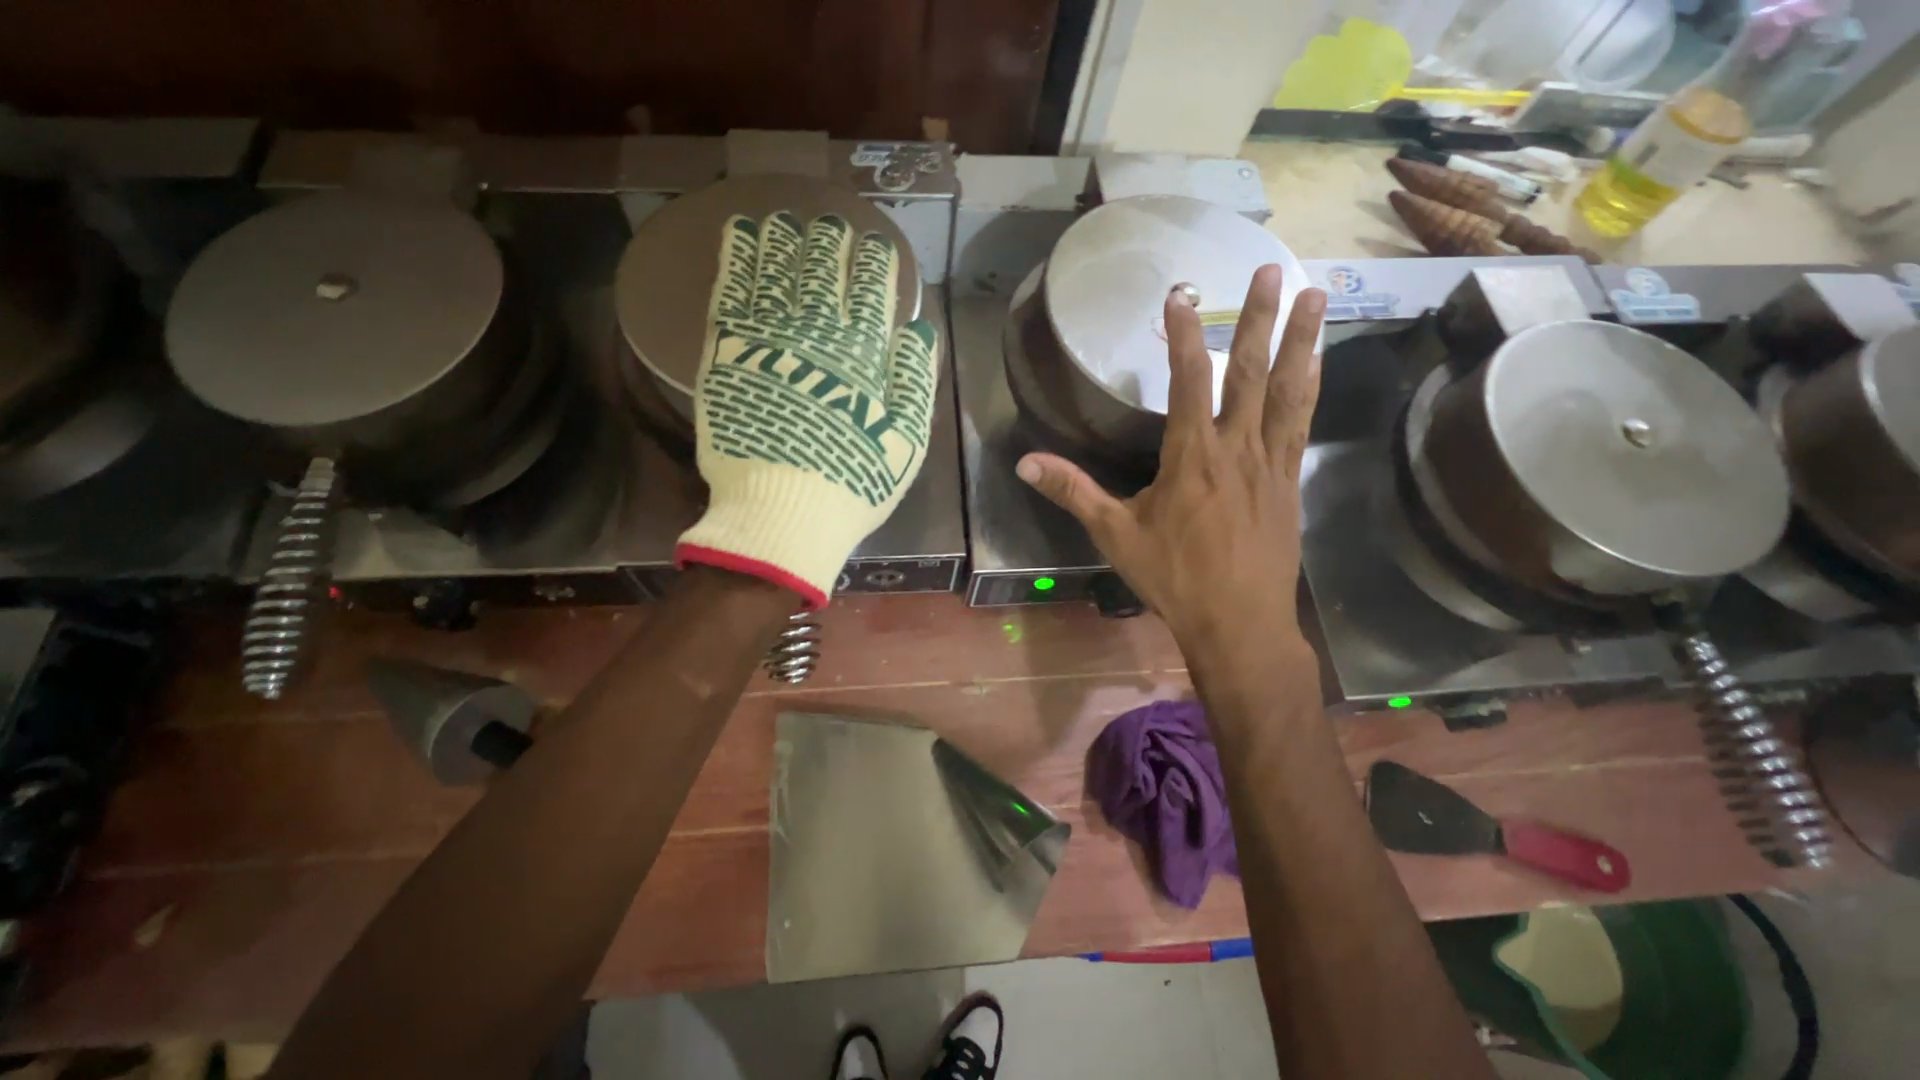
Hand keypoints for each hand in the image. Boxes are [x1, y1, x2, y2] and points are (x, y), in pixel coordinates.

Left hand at [677, 211, 938, 608]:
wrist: (783, 512)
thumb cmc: (850, 484)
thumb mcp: (906, 443)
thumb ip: (914, 383)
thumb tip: (916, 329)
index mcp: (864, 357)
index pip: (874, 296)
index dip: (876, 266)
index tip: (876, 243)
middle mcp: (818, 336)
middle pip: (824, 275)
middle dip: (829, 243)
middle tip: (829, 221)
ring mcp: (768, 341)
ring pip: (778, 275)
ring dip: (782, 242)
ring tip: (783, 218)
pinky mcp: (726, 353)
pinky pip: (731, 293)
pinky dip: (735, 260)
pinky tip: (738, 235)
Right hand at [1017, 264, 1325, 654]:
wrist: (1240, 623)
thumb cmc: (1175, 579)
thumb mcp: (1116, 534)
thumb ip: (1074, 492)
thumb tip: (1025, 461)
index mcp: (1192, 455)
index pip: (1188, 379)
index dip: (1183, 333)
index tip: (1179, 294)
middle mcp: (1237, 447)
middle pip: (1250, 370)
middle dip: (1258, 316)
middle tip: (1269, 268)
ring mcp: (1270, 463)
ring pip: (1288, 390)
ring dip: (1301, 339)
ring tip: (1314, 295)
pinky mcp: (1289, 482)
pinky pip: (1301, 424)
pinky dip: (1308, 388)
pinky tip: (1315, 365)